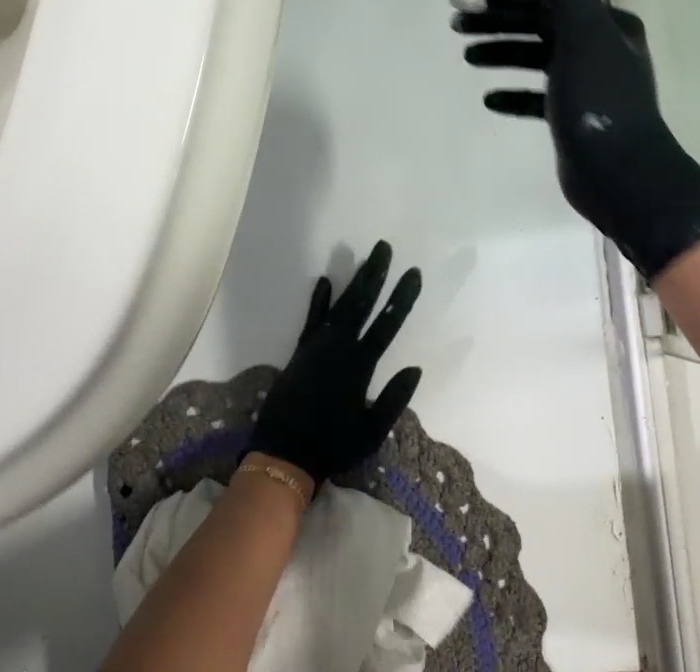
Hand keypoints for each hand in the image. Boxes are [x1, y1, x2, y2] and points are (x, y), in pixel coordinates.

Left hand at [247, 241, 423, 485]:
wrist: (284, 452)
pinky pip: (312, 319)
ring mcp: (316, 347)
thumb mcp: (372, 431)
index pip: (386, 325)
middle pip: (360, 303)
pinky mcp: (300, 352)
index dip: (401, 299)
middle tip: (384, 247)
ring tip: (365, 257)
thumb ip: (394, 399)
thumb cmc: (333, 446)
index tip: (413, 274)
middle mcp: (338, 348)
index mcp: (359, 366)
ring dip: (352, 281)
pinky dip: (318, 300)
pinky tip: (324, 281)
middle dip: (375, 274)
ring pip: (339, 305)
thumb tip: (415, 368)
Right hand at [453, 0, 699, 278]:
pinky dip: (513, 94)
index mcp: (606, 24)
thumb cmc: (598, 102)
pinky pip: (536, 97)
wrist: (621, 174)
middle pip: (538, 24)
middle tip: (456, 26)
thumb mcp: (582, 35)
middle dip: (497, 22)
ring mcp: (586, 84)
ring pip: (535, 58)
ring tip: (467, 57)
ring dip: (501, 53)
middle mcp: (600, 48)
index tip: (461, 0)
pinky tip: (489, 99)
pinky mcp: (573, 117)